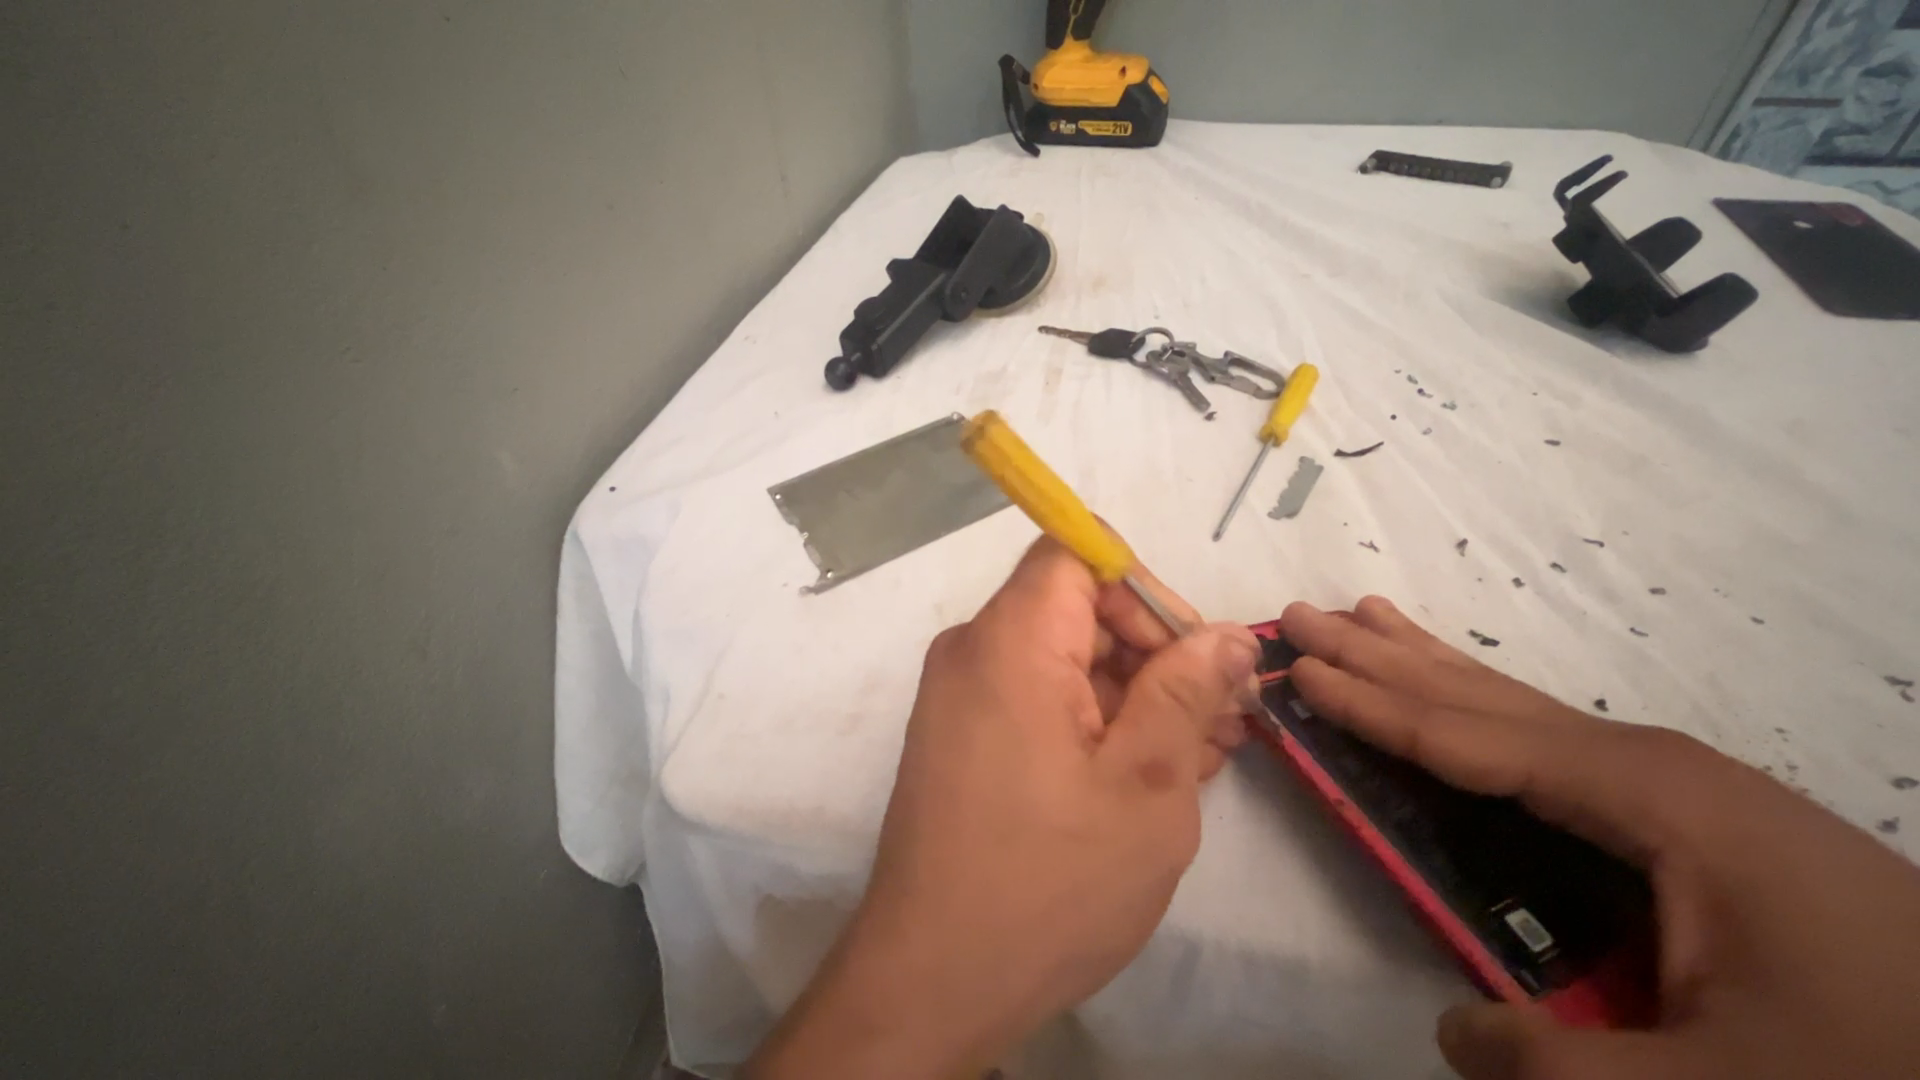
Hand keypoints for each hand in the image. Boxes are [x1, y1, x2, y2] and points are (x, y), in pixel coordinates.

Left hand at [745, 539, 1259, 1078]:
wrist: (934, 981)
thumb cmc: (1048, 883)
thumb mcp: (1145, 785)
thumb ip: (1186, 693)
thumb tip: (1225, 634)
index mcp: (1010, 642)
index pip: (1077, 555)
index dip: (1144, 591)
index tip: (1193, 658)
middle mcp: (975, 654)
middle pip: (1076, 610)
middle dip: (1156, 655)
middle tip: (1223, 718)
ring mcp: (964, 701)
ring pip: (1066, 663)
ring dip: (1137, 697)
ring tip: (1208, 754)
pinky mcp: (965, 743)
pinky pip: (1040, 704)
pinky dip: (1097, 725)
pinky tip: (1155, 774)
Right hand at [1282, 597, 1919, 1079]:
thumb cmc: (1869, 1063)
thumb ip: (1555, 1067)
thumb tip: (1452, 1035)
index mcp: (1644, 797)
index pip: (1467, 739)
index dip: (1371, 706)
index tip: (1297, 668)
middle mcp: (1648, 761)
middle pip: (1478, 695)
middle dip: (1380, 656)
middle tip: (1300, 615)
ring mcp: (1672, 777)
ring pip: (1513, 702)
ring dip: (1424, 663)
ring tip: (1360, 618)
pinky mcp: (1683, 803)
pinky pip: (1548, 735)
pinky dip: (1480, 702)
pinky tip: (1460, 695)